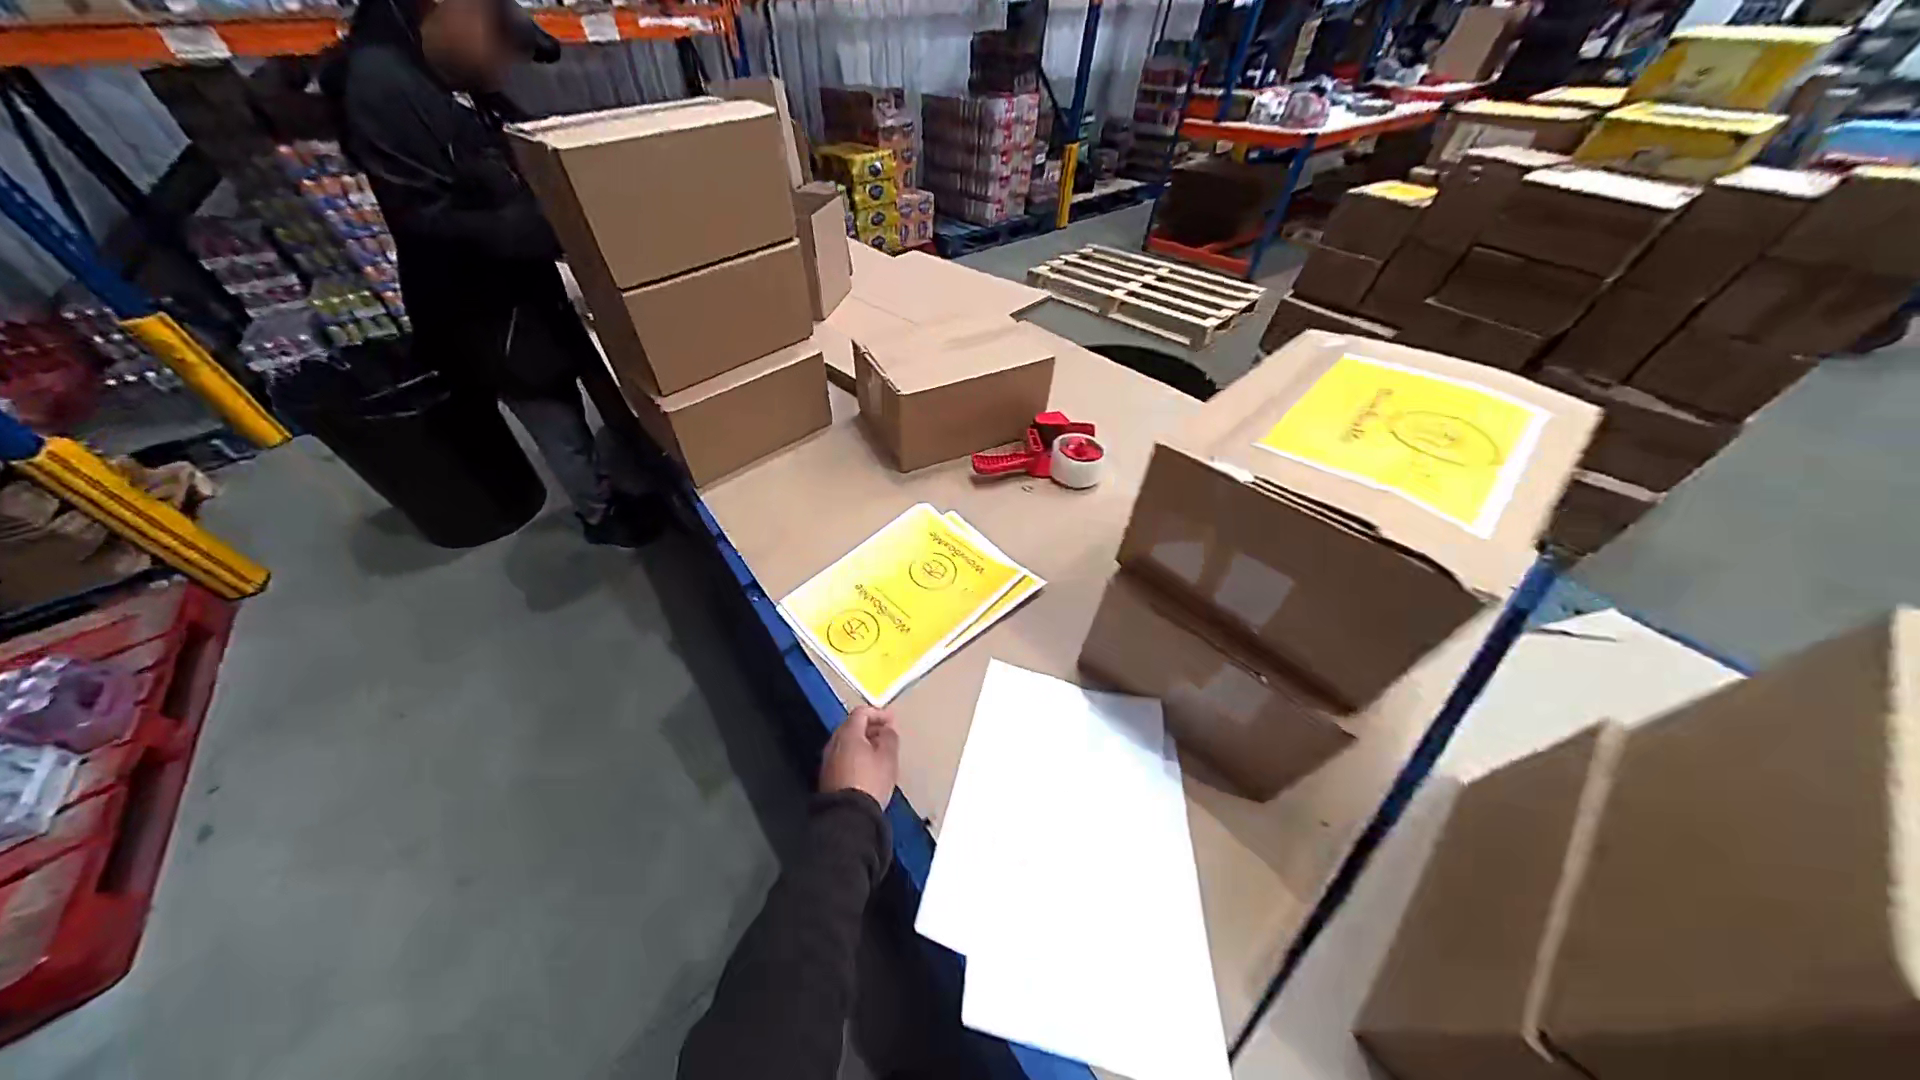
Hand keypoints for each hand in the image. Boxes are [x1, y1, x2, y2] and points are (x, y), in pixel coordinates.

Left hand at [821, 705, 899, 807]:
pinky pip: (843, 757)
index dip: (878, 713)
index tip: (891, 720)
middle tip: (886, 734)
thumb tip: (887, 729)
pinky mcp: (827, 777)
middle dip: (870, 727)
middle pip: (852, 726)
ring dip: (863, 742)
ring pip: (846, 743)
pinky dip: (855, 755)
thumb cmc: (870, 781)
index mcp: (848, 734)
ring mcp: (828, 760)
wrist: (848, 815)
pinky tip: (867, 767)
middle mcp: (833, 743)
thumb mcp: (888, 757)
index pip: (861, 712)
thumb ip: (890, 737)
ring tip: (879, 752)